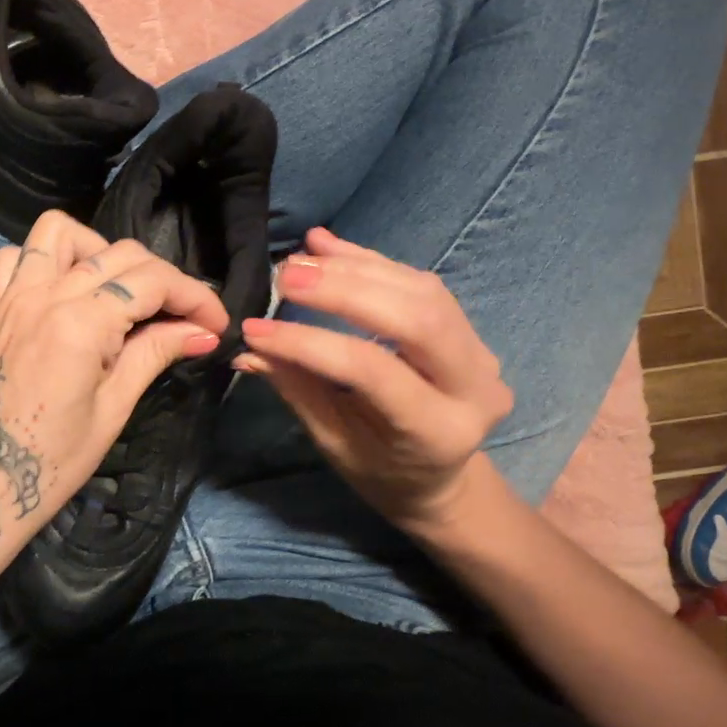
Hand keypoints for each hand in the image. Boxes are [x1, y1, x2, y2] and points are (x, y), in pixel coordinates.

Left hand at [0, 211, 229, 581]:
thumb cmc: (55, 457)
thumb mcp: (114, 407)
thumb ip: (155, 353)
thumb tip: (204, 331)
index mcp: (80, 323)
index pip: (151, 282)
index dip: (195, 296)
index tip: (216, 322)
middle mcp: (44, 295)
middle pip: (118, 253)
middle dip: (162, 278)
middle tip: (182, 315)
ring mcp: (12, 297)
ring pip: (59, 233)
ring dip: (99, 249)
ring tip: (119, 289)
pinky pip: (16, 257)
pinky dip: (44, 259)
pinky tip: (65, 289)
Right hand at [236, 226, 512, 530]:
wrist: (440, 480)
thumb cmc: (380, 472)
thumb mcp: (334, 442)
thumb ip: (297, 389)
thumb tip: (247, 349)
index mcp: (436, 429)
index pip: (370, 369)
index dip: (309, 343)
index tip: (255, 329)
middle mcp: (474, 386)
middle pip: (415, 316)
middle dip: (344, 289)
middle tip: (286, 275)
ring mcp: (480, 352)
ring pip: (421, 290)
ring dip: (356, 266)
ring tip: (301, 256)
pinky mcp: (469, 330)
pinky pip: (420, 283)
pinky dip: (370, 261)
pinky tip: (326, 246)